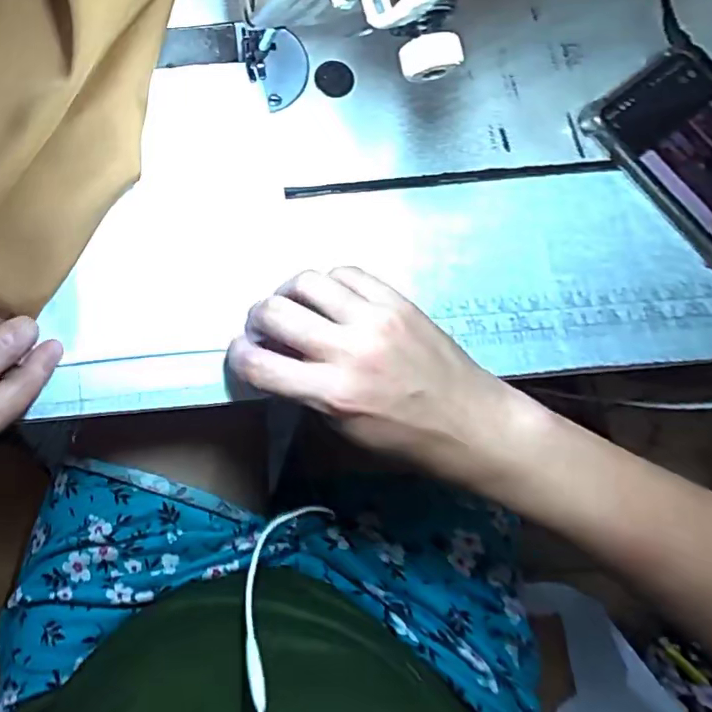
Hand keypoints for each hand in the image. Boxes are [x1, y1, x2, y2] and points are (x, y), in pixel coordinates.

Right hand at [226, 267, 557, 500]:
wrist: (474, 423)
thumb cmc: (406, 439)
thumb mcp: (345, 431)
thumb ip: (304, 392)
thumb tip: (273, 357)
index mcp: (334, 394)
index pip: (259, 363)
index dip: (237, 355)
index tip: (241, 352)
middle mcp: (349, 350)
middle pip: (274, 310)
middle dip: (256, 318)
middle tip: (264, 327)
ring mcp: (375, 318)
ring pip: (306, 280)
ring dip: (287, 292)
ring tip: (295, 306)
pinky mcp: (396, 300)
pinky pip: (345, 272)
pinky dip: (327, 282)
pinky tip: (331, 298)